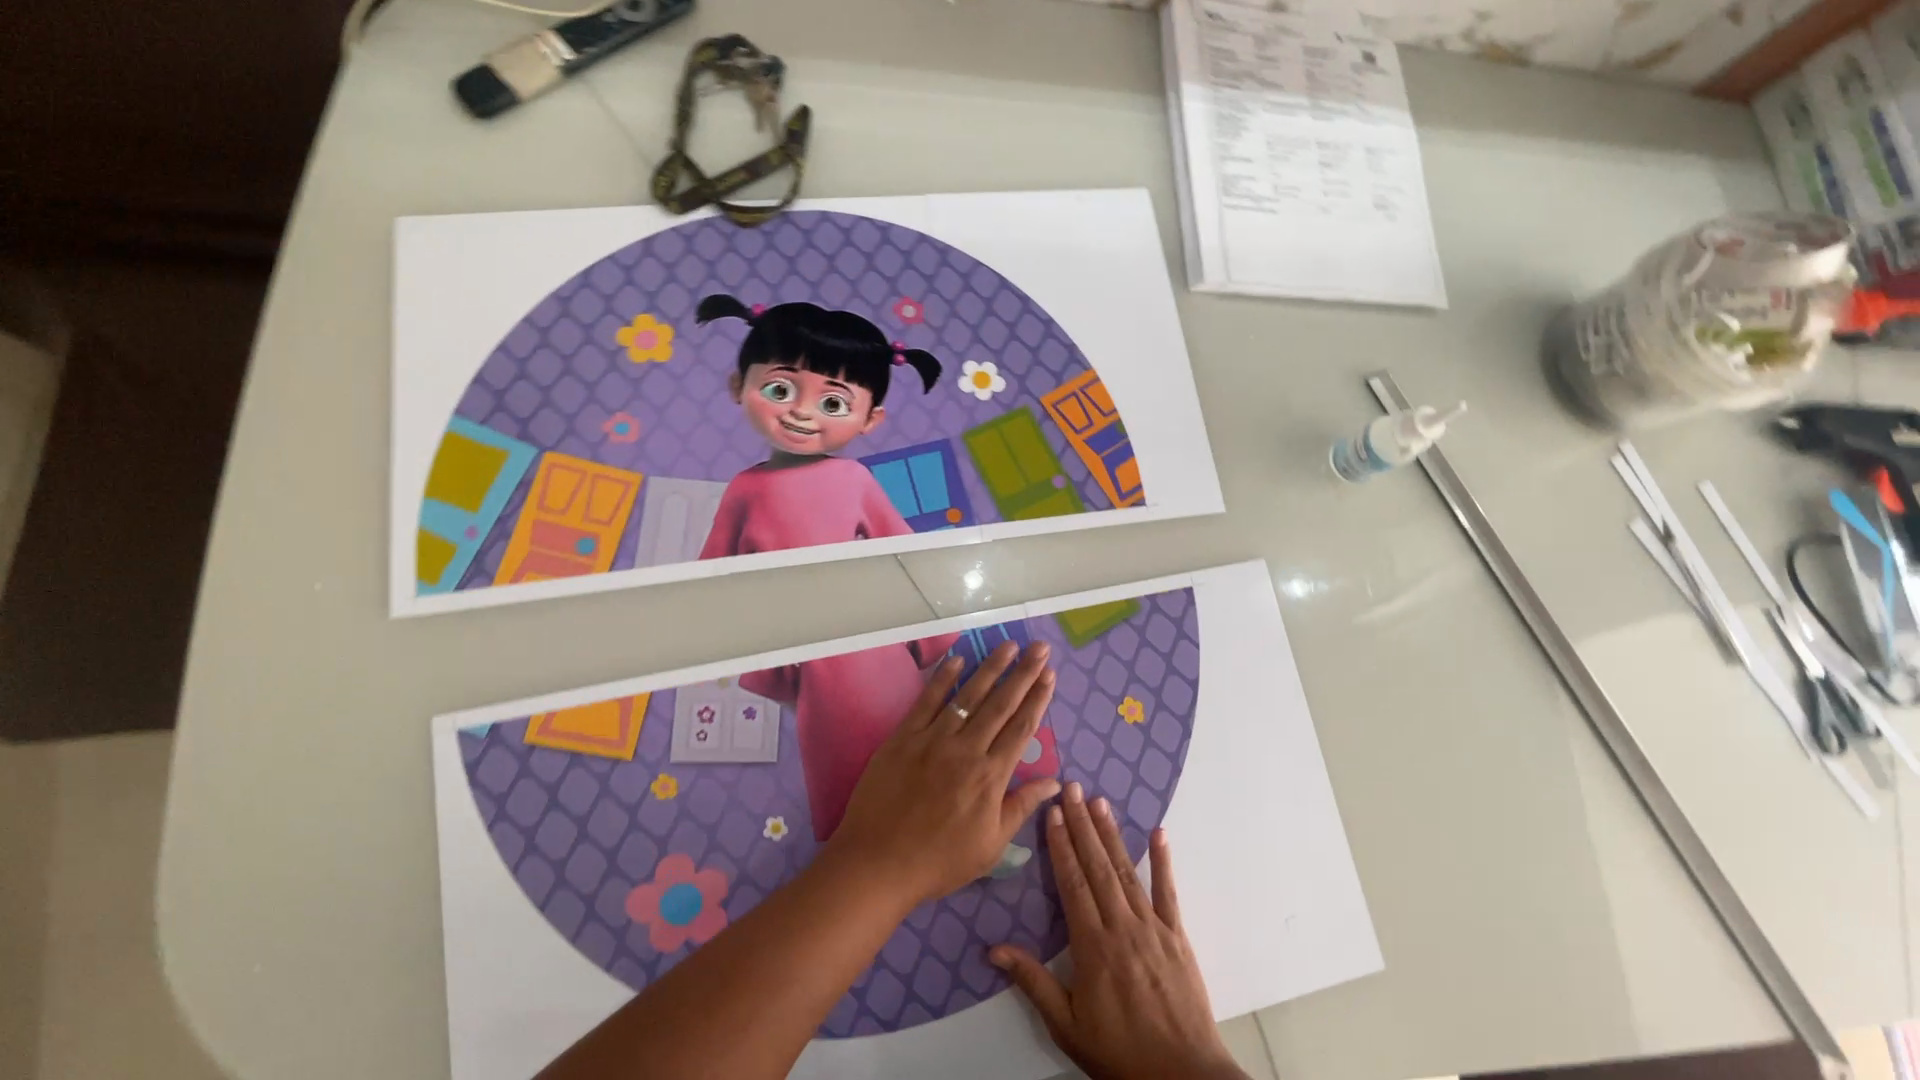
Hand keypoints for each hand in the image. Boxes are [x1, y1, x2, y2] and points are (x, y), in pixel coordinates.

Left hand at [825, 641, 1061, 907]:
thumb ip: (1021, 807)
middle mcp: (966, 750)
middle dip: (1023, 673)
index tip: (1050, 674)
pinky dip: (942, 678)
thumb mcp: (991, 845)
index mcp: (991, 777)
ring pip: (967, 696)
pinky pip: (926, 701)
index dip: (1037, 699)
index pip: (1021, 728)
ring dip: (990, 668)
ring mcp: (933, 740)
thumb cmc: (940, 861)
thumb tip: (1054, 781)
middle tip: (1039, 648)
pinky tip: (957, 659)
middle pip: (1001, 704)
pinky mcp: (903, 738)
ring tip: (1008, 646)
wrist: (879, 863)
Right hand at [989, 784, 1246, 1079]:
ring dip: (1112, 835)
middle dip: (1082, 826)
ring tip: (1100, 802)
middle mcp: (1122, 927)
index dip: (1061, 846)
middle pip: (1098, 867)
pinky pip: (1168, 893)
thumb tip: (994, 950)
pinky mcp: (1178, 938)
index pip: (1072, 884)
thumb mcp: (1067, 1025)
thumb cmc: (1119, 1052)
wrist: (1183, 1076)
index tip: (1052, 813)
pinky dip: (1164, 862)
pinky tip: (1160, 833)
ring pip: (1128, 872)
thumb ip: (1033, 983)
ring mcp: (1154, 929)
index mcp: (1093, 946)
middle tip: (1072, 789)